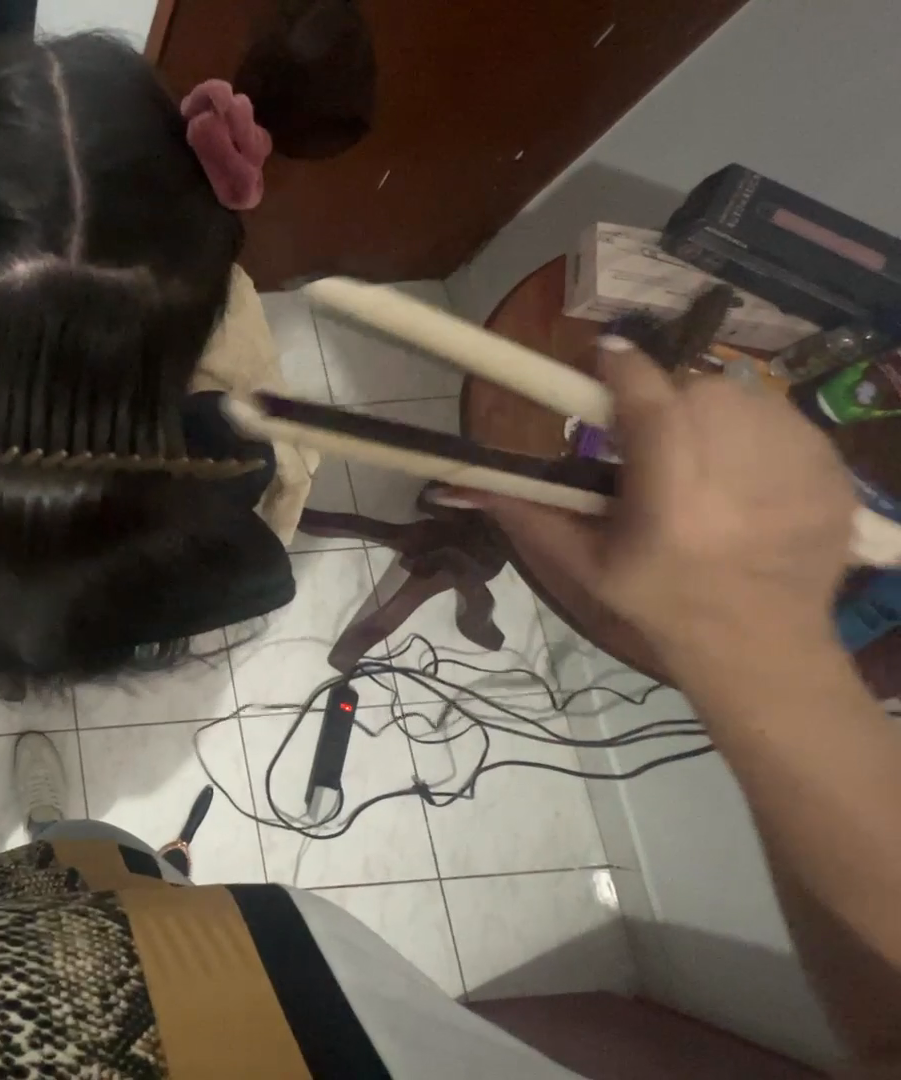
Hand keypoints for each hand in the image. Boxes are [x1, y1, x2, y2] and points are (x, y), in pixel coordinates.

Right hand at [469, 339, 855, 666]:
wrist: (757, 641)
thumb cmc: (651, 599)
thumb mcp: (577, 561)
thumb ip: (522, 513)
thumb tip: (454, 486)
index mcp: (672, 508)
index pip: (655, 412)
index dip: (627, 372)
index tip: (603, 351)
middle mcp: (742, 485)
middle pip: (705, 393)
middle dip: (666, 393)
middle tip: (642, 421)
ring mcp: (802, 479)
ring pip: (752, 398)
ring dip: (710, 406)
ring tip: (689, 441)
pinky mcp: (838, 478)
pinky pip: (792, 420)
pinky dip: (756, 424)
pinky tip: (736, 460)